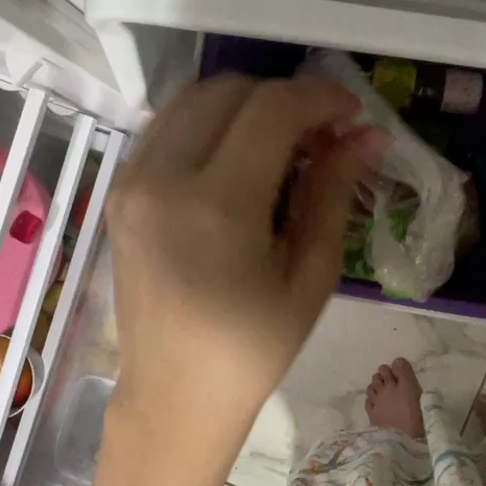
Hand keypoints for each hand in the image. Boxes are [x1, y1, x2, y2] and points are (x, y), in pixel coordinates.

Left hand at [107, 75, 386, 442]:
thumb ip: (334, 195)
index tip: (350, 115)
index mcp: (217, 206)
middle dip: (281, 98)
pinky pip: (164, 129)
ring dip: (241, 106)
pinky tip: (234, 162)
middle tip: (318, 135)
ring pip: (189, 100)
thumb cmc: (252, 350)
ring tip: (278, 146)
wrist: (175, 395)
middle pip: (227, 91)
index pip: (271, 110)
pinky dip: (204, 126)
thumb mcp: (309, 278)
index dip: (320, 99)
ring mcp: (131, 184)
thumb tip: (367, 137)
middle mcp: (163, 180)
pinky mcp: (118, 195)